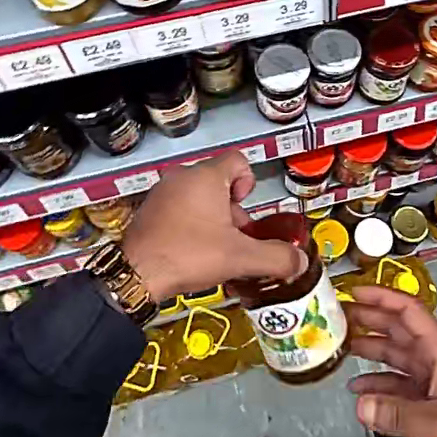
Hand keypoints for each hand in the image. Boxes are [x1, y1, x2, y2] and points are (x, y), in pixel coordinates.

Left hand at [123, 152, 306, 302]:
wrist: (137, 275)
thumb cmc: (187, 254)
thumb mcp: (240, 258)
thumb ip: (275, 257)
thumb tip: (299, 261)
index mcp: (206, 177)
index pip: (238, 161)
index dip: (249, 182)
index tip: (246, 209)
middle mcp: (182, 177)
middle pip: (219, 182)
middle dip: (232, 210)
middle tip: (234, 238)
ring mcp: (162, 192)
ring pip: (199, 196)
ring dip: (212, 218)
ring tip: (214, 249)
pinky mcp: (149, 210)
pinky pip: (179, 208)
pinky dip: (190, 224)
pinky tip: (191, 251)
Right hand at [345, 285, 436, 436]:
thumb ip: (396, 413)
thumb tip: (359, 405)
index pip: (409, 312)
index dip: (382, 298)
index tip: (354, 294)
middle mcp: (434, 360)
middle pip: (398, 330)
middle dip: (369, 320)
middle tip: (338, 316)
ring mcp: (431, 382)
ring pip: (395, 356)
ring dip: (370, 350)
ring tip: (342, 346)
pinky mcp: (428, 404)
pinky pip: (396, 386)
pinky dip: (377, 385)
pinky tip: (359, 391)